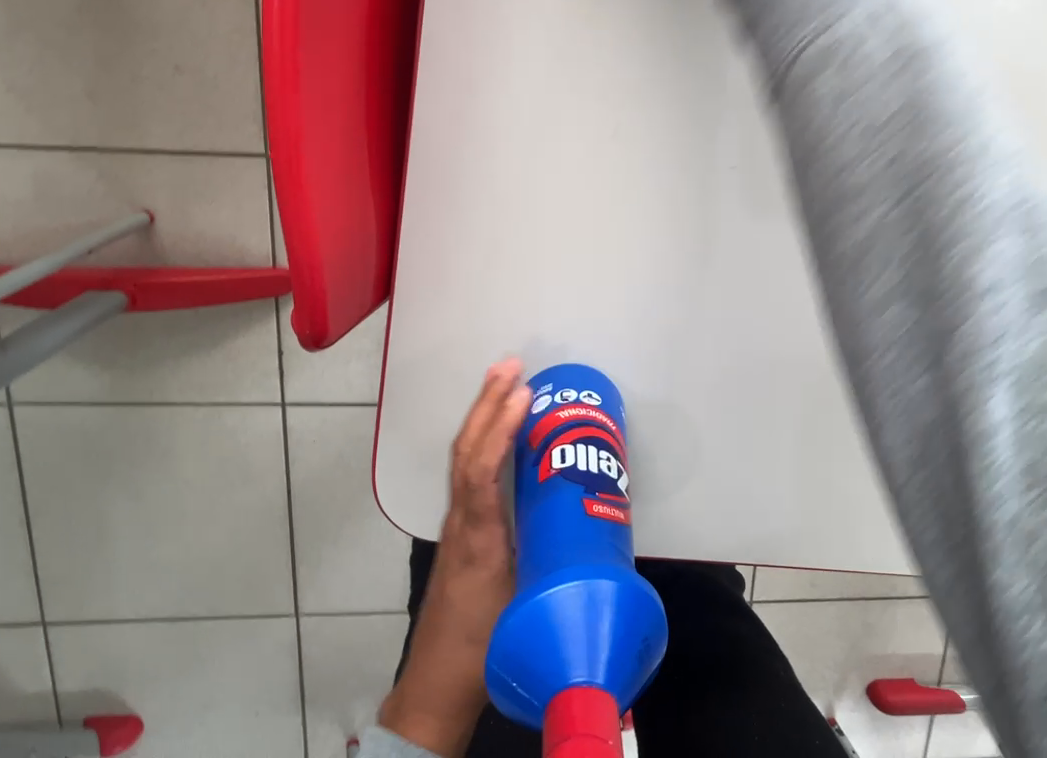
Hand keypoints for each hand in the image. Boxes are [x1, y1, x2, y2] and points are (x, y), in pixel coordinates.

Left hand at [379, 359, 532, 756]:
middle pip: (466, 450)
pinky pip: (468, 471)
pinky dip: (483, 440)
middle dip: (487, 403)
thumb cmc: (485, 648)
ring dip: (482, 414)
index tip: (524, 395)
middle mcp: (463, 521)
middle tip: (513, 365)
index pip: (481, 472)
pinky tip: (501, 430)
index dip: (500, 430)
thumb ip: (563, 572)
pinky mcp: (461, 529)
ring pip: (463, 457)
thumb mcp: (530, 610)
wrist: (436, 682)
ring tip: (506, 381)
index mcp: (479, 538)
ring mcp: (457, 523)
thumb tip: (610, 542)